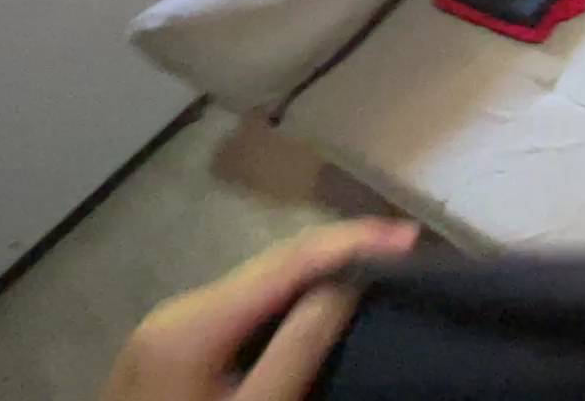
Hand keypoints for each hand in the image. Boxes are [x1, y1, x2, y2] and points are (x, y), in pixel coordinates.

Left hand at [103, 218, 418, 400]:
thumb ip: (300, 348)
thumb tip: (353, 279)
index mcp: (191, 324)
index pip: (291, 259)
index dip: (355, 240)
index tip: (411, 236)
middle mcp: (178, 309)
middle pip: (279, 259)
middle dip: (346, 244)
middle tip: (406, 243)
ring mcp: (173, 323)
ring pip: (268, 274)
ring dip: (326, 262)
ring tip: (381, 257)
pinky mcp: (176, 340)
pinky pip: (253, 296)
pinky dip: (298, 285)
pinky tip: (330, 285)